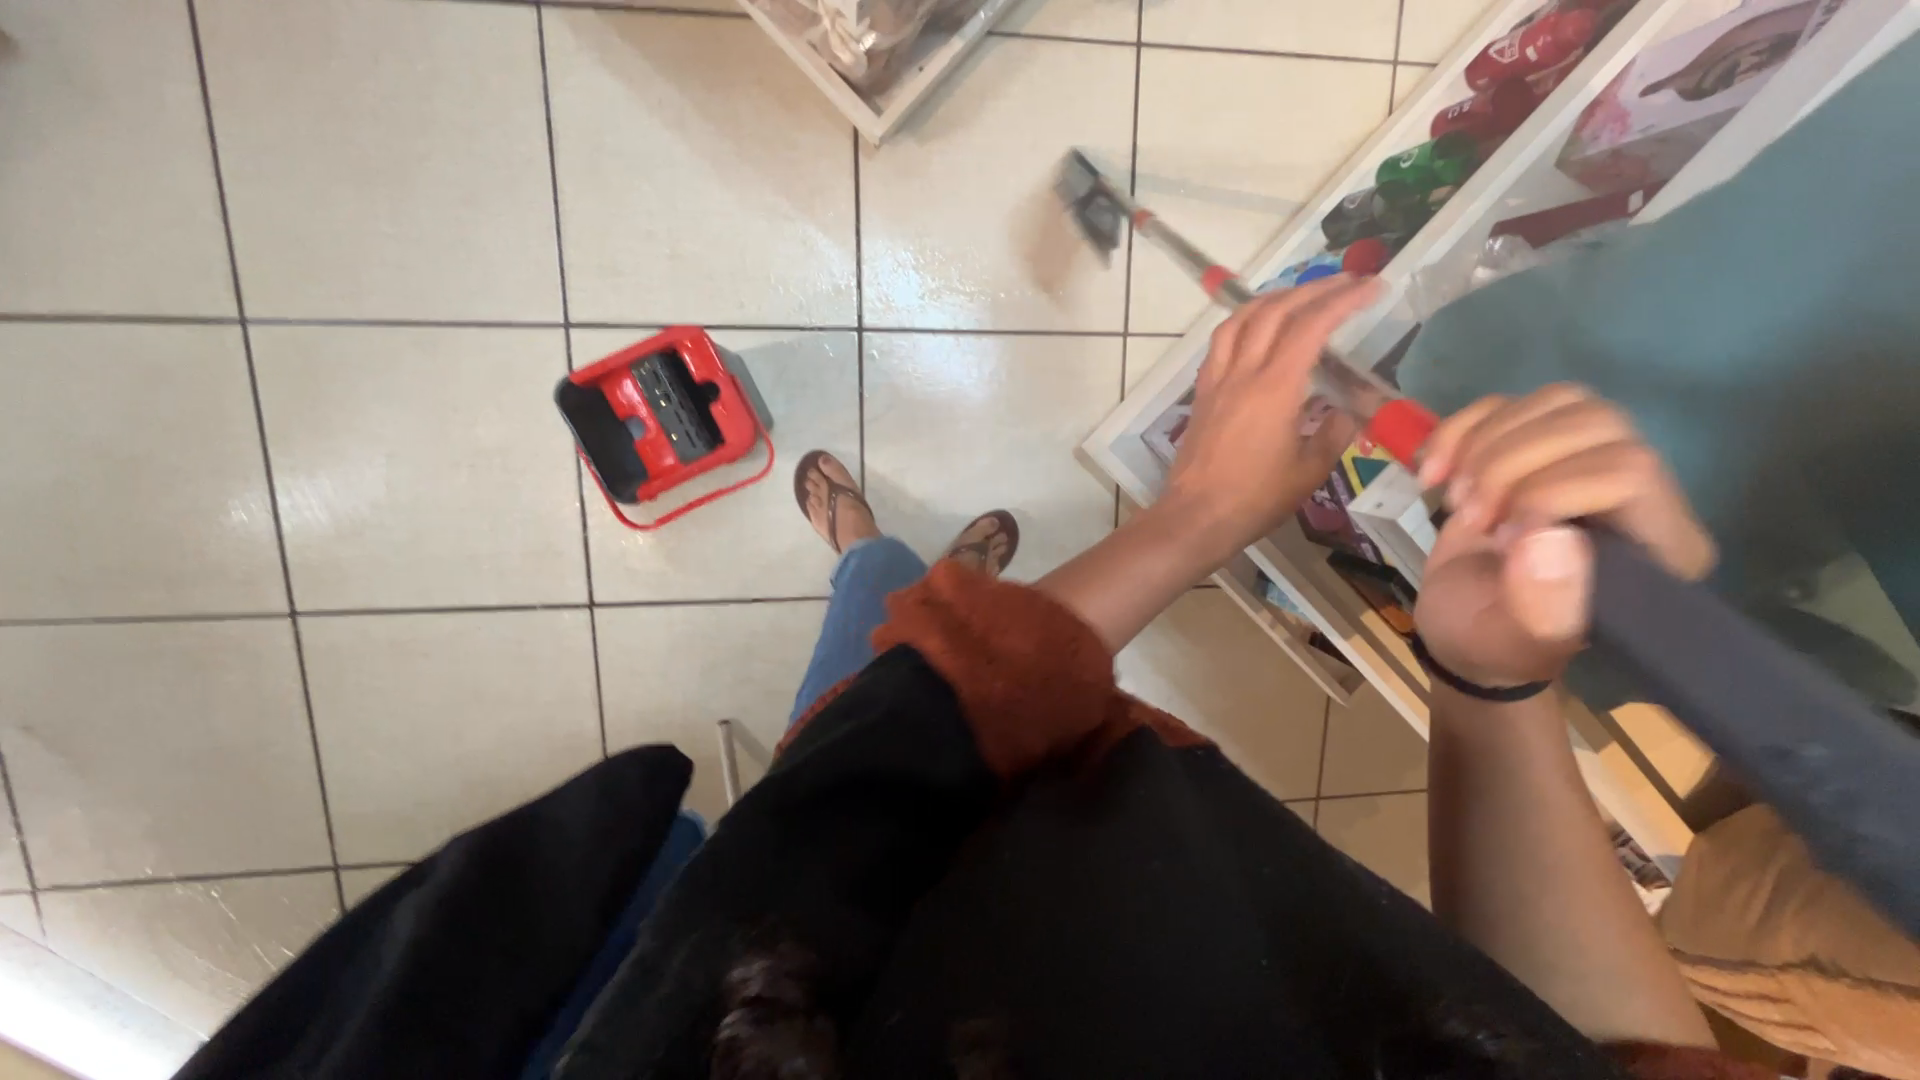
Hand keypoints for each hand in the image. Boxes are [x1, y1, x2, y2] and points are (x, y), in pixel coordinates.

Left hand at [1158, 275, 1381, 557]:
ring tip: (1299, 294)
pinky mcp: (1201, 394)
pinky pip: (1220, 344)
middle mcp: (1242, 373)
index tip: (1372, 288)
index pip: (1311, 326)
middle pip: (1275, 311)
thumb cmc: (1255, 499)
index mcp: (1275, 388)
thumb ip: (1332, 434)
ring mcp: (1216, 381)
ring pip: (1240, 320)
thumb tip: (1344, 413)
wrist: (1195, 516)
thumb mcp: (1308, 471)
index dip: (1343, 300)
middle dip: (1312, 289)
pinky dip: (1242, 324)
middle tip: (1345, 282)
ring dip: (1272, 299)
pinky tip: (1256, 330)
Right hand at [1413, 384, 1714, 686]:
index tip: (1502, 541)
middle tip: (1471, 517)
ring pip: (1554, 403)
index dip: (1551, 490)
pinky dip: (1457, 430)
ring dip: (1483, 445)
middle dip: (1508, 465)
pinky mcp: (1530, 451)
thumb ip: (1539, 606)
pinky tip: (1431, 473)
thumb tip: (1547, 535)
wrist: (1458, 631)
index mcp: (1656, 546)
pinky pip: (1505, 404)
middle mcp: (1634, 492)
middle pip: (1592, 422)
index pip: (1627, 470)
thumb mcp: (1513, 643)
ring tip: (1455, 501)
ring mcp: (1580, 463)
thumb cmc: (1492, 645)